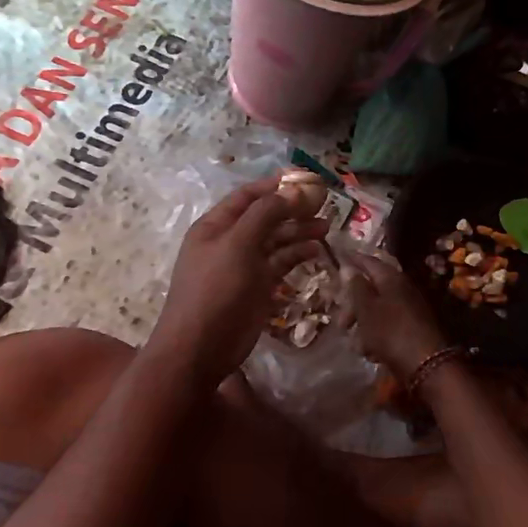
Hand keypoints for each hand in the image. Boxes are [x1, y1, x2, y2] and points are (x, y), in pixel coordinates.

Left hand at [147, 174, 327, 383]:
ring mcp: (244, 266)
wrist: (200, 347)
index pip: (248, 196)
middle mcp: (230, 242)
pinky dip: (297, 255)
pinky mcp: (258, 288)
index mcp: (216, 226)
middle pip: (265, 217)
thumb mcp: (238, 244)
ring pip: (275, 241)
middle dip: (292, 209)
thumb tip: (291, 190)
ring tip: (327, 227)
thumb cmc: (215, 290)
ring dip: (299, 232)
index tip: (306, 179)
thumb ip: (264, 214)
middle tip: (324, 204)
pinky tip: (317, 250)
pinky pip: (280, 264)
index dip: (275, 186)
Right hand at [342, 252, 449, 377]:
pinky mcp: (410, 329)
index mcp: (392, 279)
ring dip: (362, 325)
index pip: (369, 262)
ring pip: (376, 311)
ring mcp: (407, 310)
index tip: (338, 256)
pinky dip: (375, 337)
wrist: (425, 364)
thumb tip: (349, 267)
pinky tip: (370, 352)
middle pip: (371, 289)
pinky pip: (386, 328)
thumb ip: (356, 287)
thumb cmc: (390, 331)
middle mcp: (401, 290)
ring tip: (355, 344)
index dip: (353, 259)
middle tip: (341, 322)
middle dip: (353, 305)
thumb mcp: (367, 308)